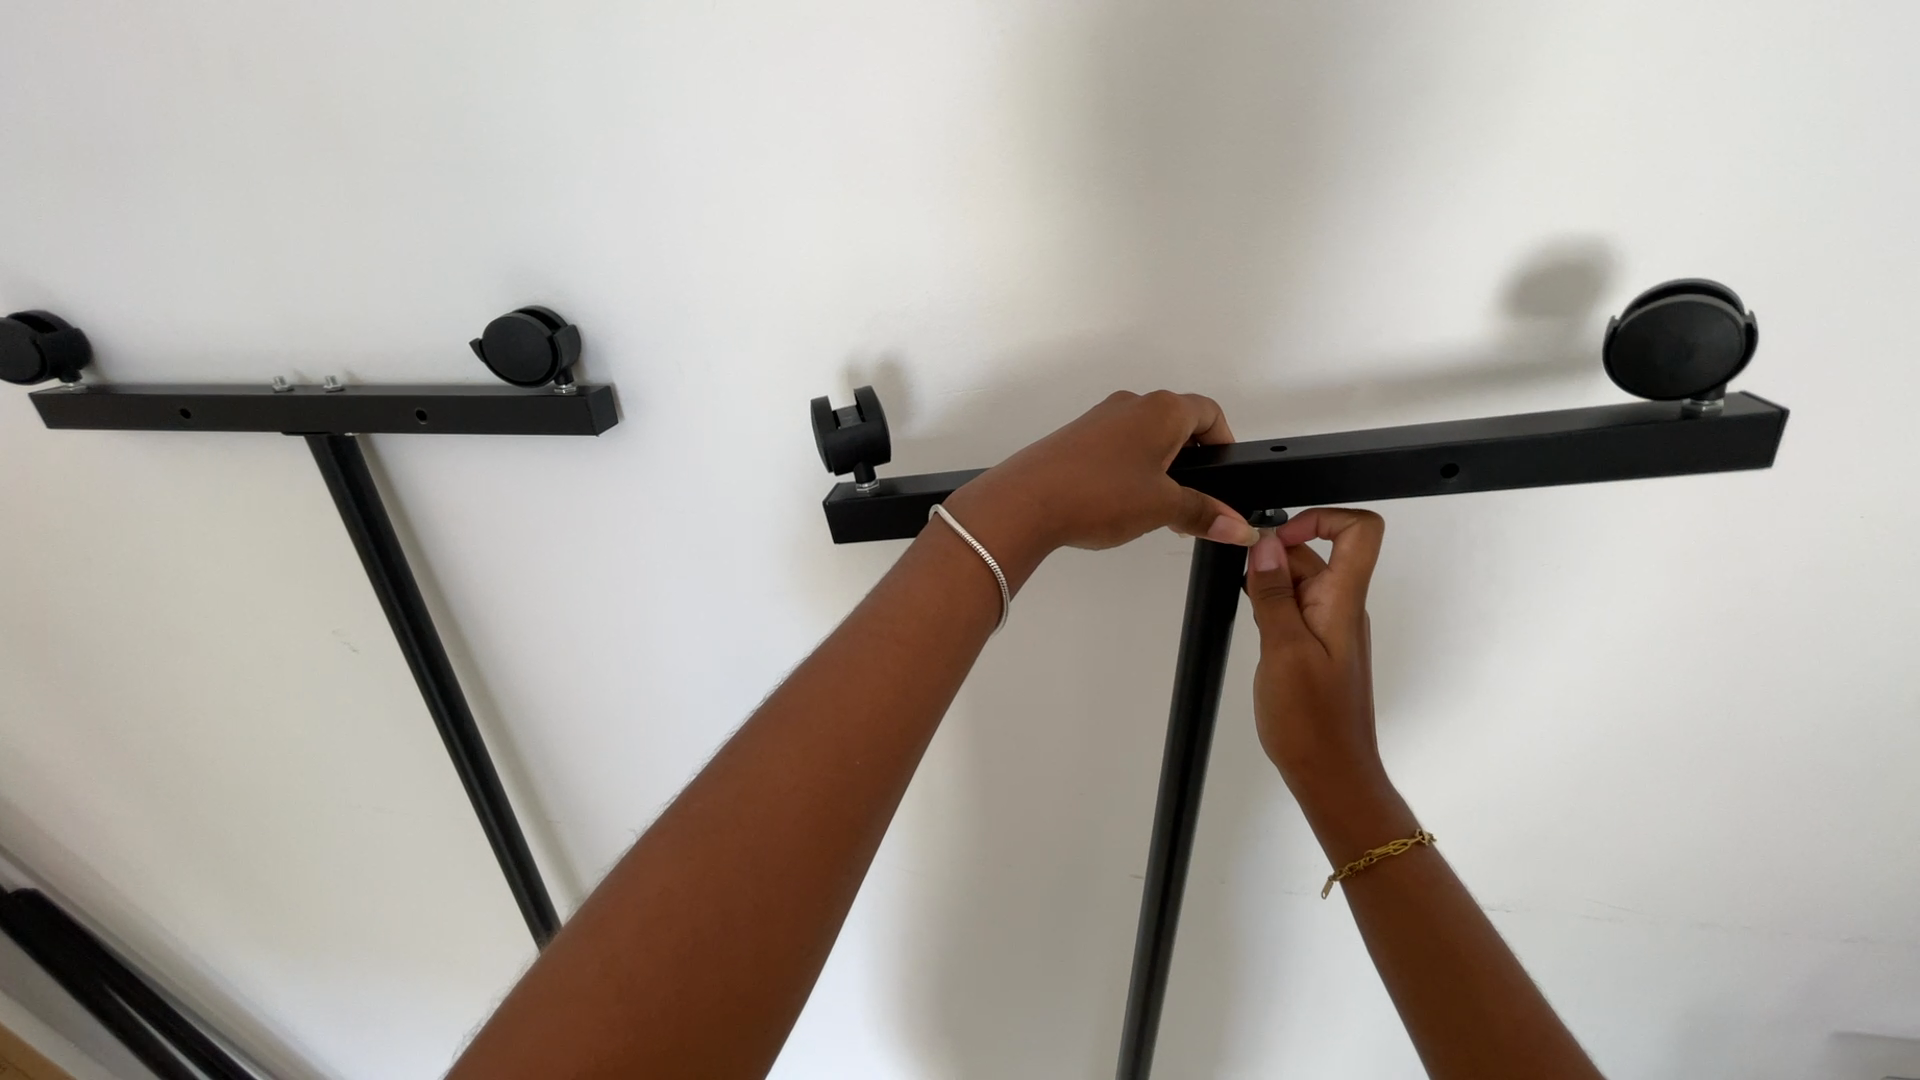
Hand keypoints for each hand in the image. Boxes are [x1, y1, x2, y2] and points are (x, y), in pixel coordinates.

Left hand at [943, 391, 1257, 574]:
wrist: (1025, 502)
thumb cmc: (1096, 494)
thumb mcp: (1163, 507)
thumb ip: (1204, 513)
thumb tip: (1238, 528)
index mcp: (1162, 409)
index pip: (1210, 412)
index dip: (1223, 443)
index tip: (1224, 475)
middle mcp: (1131, 405)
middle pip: (1177, 424)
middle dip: (1190, 462)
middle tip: (1192, 500)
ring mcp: (1099, 419)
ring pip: (1144, 438)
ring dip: (1158, 468)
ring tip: (1154, 509)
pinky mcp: (1075, 439)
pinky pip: (1115, 448)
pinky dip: (1128, 471)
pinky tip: (1118, 504)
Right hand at [1245, 508, 1391, 809]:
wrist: (1330, 772)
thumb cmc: (1311, 720)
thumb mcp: (1283, 650)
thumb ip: (1272, 594)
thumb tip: (1265, 545)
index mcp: (1343, 602)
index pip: (1360, 531)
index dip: (1321, 519)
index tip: (1277, 538)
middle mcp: (1341, 607)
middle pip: (1317, 553)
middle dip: (1275, 555)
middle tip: (1245, 584)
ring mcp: (1328, 627)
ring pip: (1299, 580)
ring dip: (1268, 582)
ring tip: (1247, 610)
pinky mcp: (1313, 645)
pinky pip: (1293, 607)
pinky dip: (1269, 605)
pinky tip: (1253, 625)